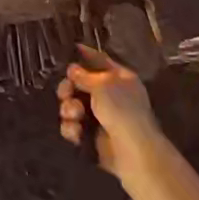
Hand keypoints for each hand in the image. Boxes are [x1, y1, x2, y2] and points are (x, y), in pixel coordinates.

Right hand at [57, 46, 165, 179]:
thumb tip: (72, 69)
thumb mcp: (103, 84)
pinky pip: (72, 126)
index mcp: (119, 78)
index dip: (85, 54)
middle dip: (68, 89)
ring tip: (75, 117)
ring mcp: (99, 116)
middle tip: (67, 94)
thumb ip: (84, 75)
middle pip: (78, 84)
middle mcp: (109, 94)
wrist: (131, 150)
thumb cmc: (121, 110)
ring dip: (69, 110)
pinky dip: (72, 129)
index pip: (99, 60)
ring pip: (72, 106)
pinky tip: (77, 133)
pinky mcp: (90, 135)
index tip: (70, 49)